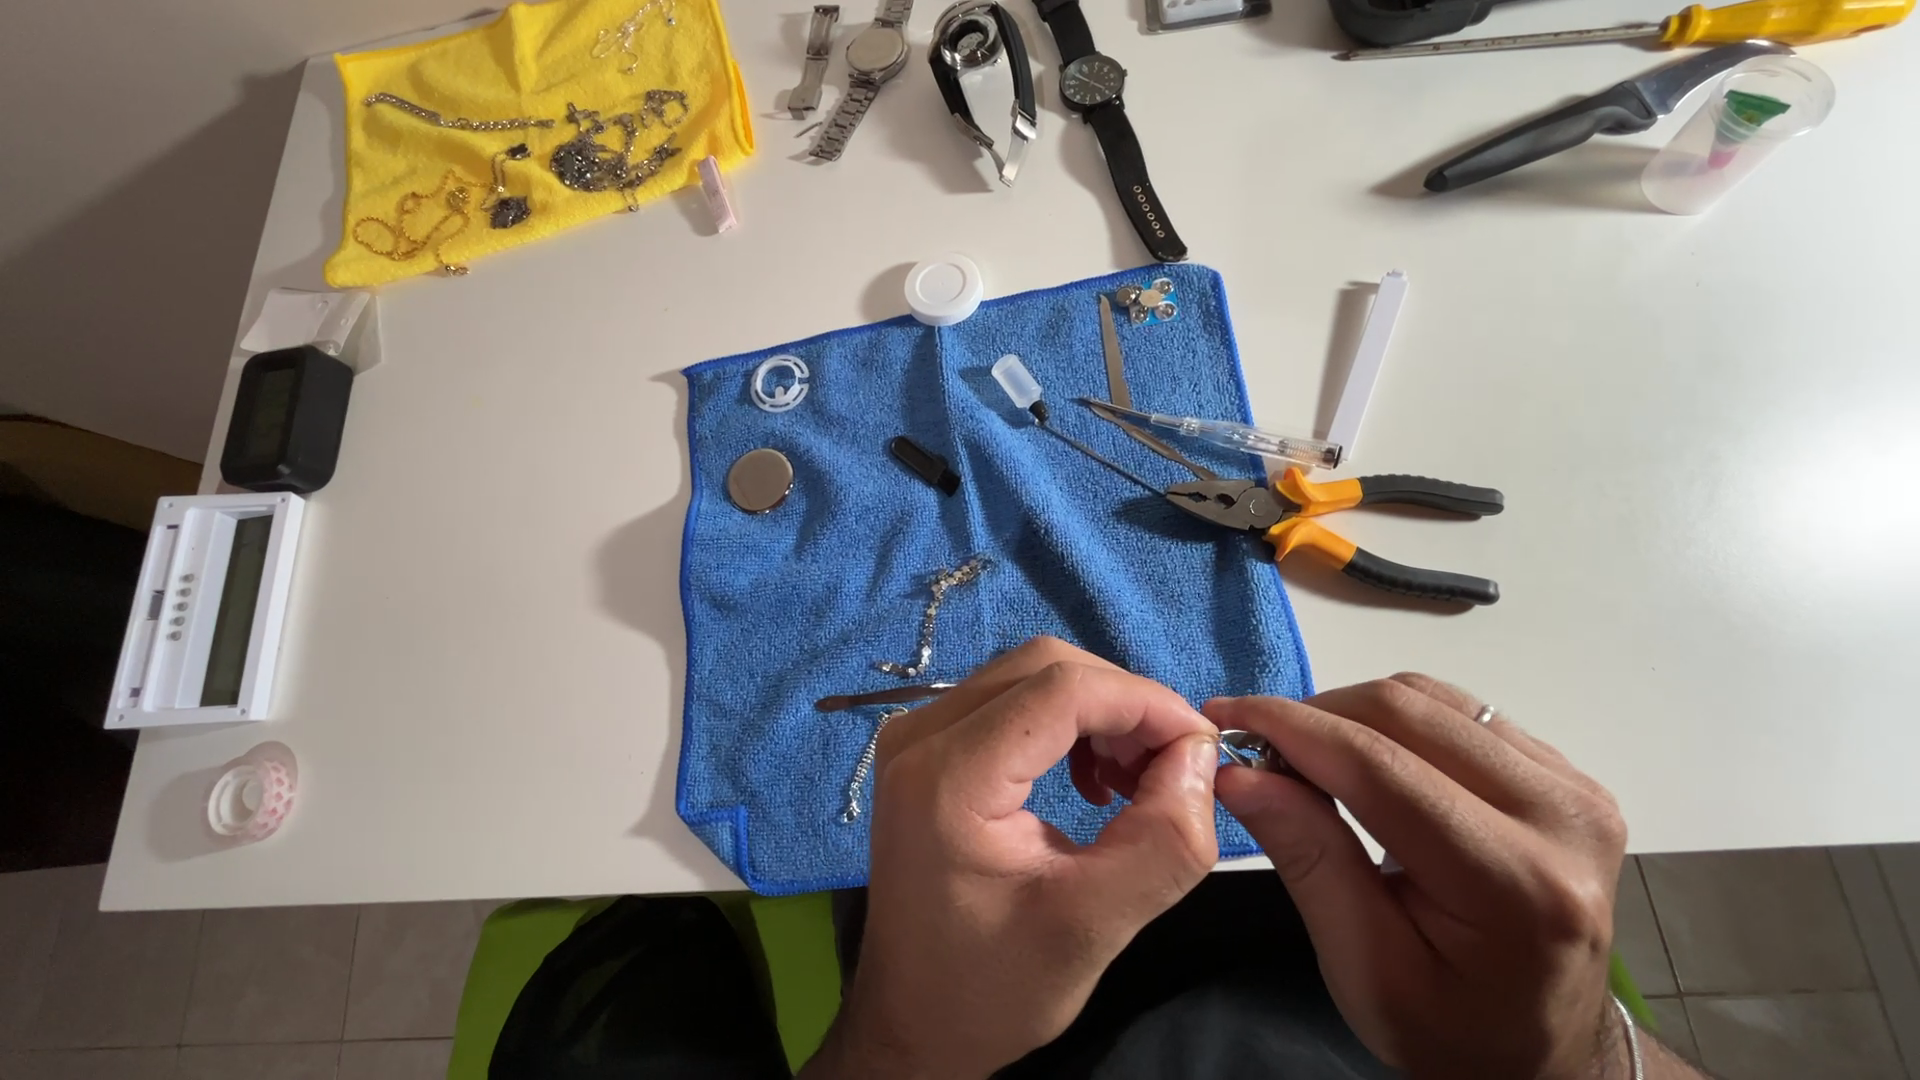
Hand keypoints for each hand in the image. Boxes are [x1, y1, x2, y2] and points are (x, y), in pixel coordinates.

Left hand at [807, 637, 1221, 1078]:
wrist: (912, 1019)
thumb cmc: (990, 988)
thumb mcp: (1092, 929)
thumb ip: (1162, 841)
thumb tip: (1200, 756)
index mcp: (947, 777)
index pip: (1061, 689)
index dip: (1144, 703)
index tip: (1201, 747)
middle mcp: (920, 733)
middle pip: (1046, 667)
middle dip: (1123, 704)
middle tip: (1170, 767)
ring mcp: (917, 732)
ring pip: (1031, 675)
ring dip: (1098, 711)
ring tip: (1133, 779)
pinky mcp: (928, 744)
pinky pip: (1012, 698)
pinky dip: (1067, 721)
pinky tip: (1089, 778)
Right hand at [1209, 676, 1629, 1079]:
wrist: (1544, 1047)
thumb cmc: (1447, 1026)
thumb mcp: (1361, 967)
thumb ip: (1307, 859)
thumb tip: (1237, 772)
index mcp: (1517, 884)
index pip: (1378, 766)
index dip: (1288, 728)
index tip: (1220, 717)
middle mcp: (1562, 816)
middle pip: (1400, 712)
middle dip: (1309, 717)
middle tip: (1256, 748)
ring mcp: (1571, 784)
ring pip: (1421, 695)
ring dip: (1345, 714)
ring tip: (1307, 760)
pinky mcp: (1562, 770)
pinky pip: (1450, 706)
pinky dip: (1385, 718)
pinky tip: (1363, 758)